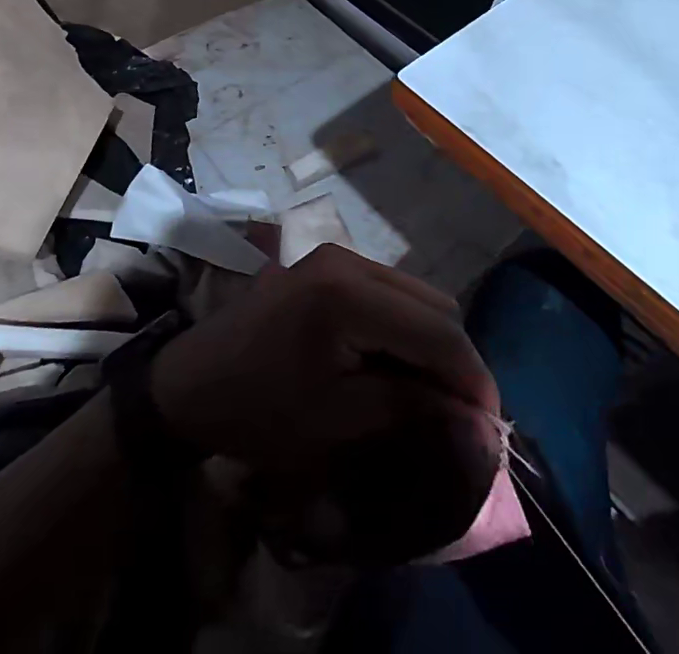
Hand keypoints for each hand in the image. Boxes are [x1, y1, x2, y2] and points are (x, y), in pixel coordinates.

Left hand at [149, 244, 501, 562]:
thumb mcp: (337, 419)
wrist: (188, 384)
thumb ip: (412, 408)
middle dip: (456, 358)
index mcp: (347, 295)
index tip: (489, 421)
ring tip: (434, 390)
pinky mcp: (333, 265)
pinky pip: (394, 293)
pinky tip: (401, 362)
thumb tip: (474, 418)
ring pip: (418, 296)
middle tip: (462, 409)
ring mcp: (341, 257)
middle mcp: (350, 260)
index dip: (471, 376)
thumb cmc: (257, 409)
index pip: (436, 331)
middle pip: (435, 305)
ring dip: (434, 342)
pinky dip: (409, 328)